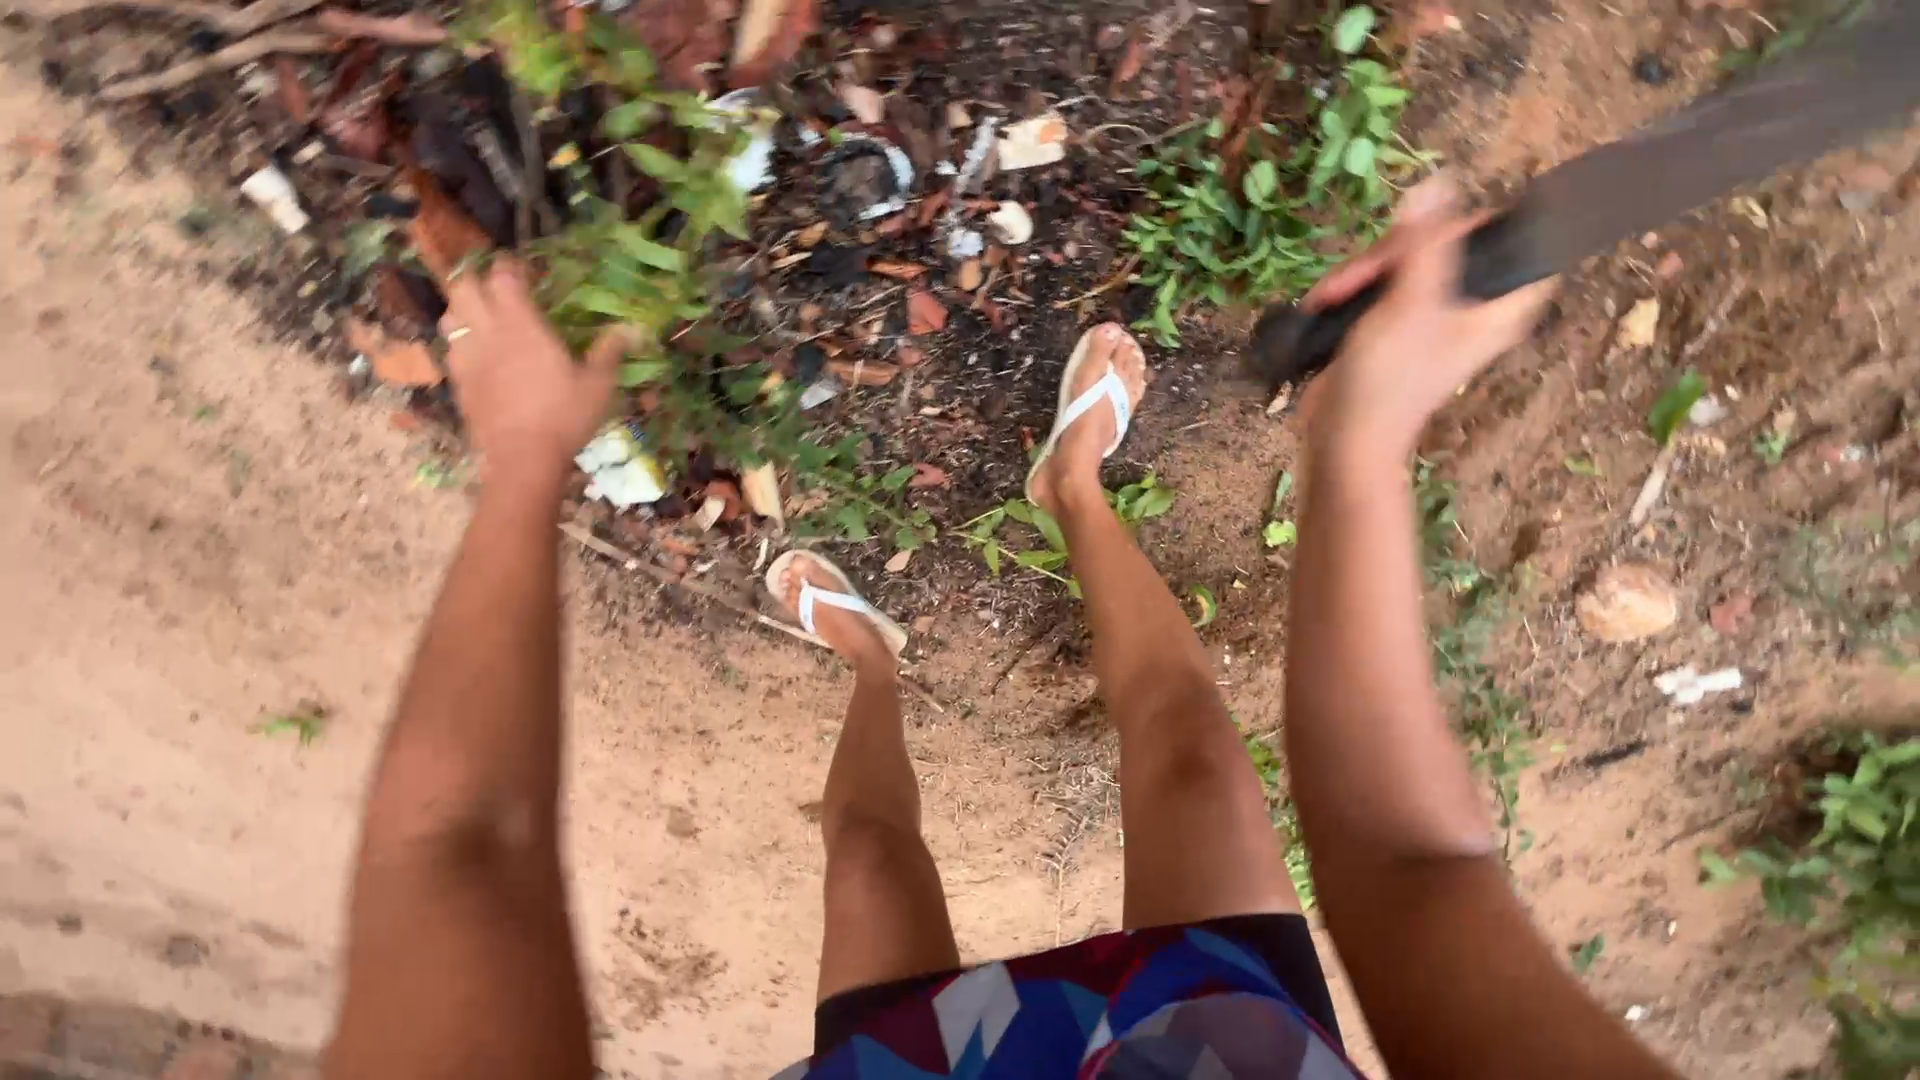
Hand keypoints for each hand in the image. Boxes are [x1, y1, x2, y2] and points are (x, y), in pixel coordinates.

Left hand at [439, 257, 629, 489]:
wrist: (523, 458)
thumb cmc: (565, 417)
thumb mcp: (598, 386)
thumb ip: (609, 353)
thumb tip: (629, 329)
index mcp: (522, 326)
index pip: (503, 278)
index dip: (509, 267)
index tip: (521, 268)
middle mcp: (487, 332)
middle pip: (463, 286)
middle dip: (477, 279)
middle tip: (496, 287)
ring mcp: (467, 356)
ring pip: (449, 314)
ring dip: (462, 308)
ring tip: (480, 316)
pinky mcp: (458, 381)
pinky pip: (451, 348)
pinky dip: (460, 341)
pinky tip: (477, 355)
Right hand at [1299, 176, 1555, 456]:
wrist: (1343, 437)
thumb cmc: (1387, 379)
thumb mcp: (1409, 304)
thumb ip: (1424, 245)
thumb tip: (1435, 184)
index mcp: (1497, 303)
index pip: (1521, 239)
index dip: (1484, 224)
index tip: (1439, 231)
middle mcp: (1468, 305)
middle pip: (1446, 242)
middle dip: (1393, 252)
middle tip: (1363, 274)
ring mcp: (1425, 316)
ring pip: (1403, 262)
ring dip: (1361, 273)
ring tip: (1331, 296)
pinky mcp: (1388, 327)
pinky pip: (1377, 287)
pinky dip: (1350, 290)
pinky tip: (1326, 302)